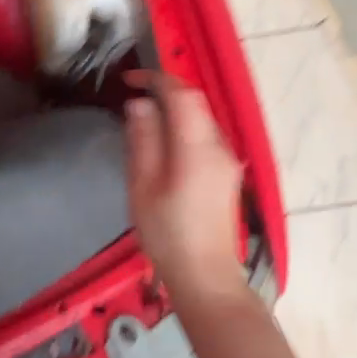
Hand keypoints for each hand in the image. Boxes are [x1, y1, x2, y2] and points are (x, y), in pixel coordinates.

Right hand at [123, 70, 247, 306]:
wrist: (206, 278)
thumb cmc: (167, 232)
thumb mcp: (143, 183)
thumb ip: (143, 139)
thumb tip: (140, 104)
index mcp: (198, 148)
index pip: (184, 95)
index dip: (157, 78)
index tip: (128, 79)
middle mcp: (220, 149)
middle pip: (196, 103)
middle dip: (165, 90)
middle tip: (132, 93)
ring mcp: (228, 162)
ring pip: (202, 118)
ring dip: (174, 108)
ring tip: (142, 115)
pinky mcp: (226, 175)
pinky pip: (205, 135)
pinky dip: (183, 125)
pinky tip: (162, 140)